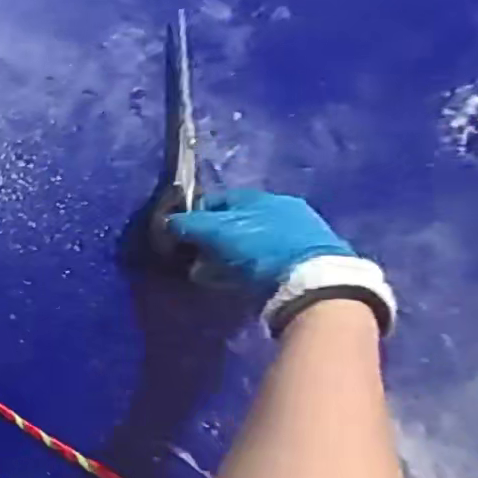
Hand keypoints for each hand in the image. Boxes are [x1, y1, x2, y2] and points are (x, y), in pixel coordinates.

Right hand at [169, 189, 394, 333]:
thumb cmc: (257, 248)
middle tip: (192, 258)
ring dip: (222, 254)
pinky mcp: (301, 254)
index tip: (175, 237)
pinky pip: (260, 256)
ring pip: (242, 240)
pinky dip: (242, 265)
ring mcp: (294, 231)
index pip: (211, 200)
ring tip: (210, 272)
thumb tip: (167, 223)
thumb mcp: (213, 232)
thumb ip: (184, 224)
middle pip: (227, 221)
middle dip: (206, 239)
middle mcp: (279, 208)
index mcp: (257, 197)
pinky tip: (233, 278)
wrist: (311, 280)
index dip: (189, 217)